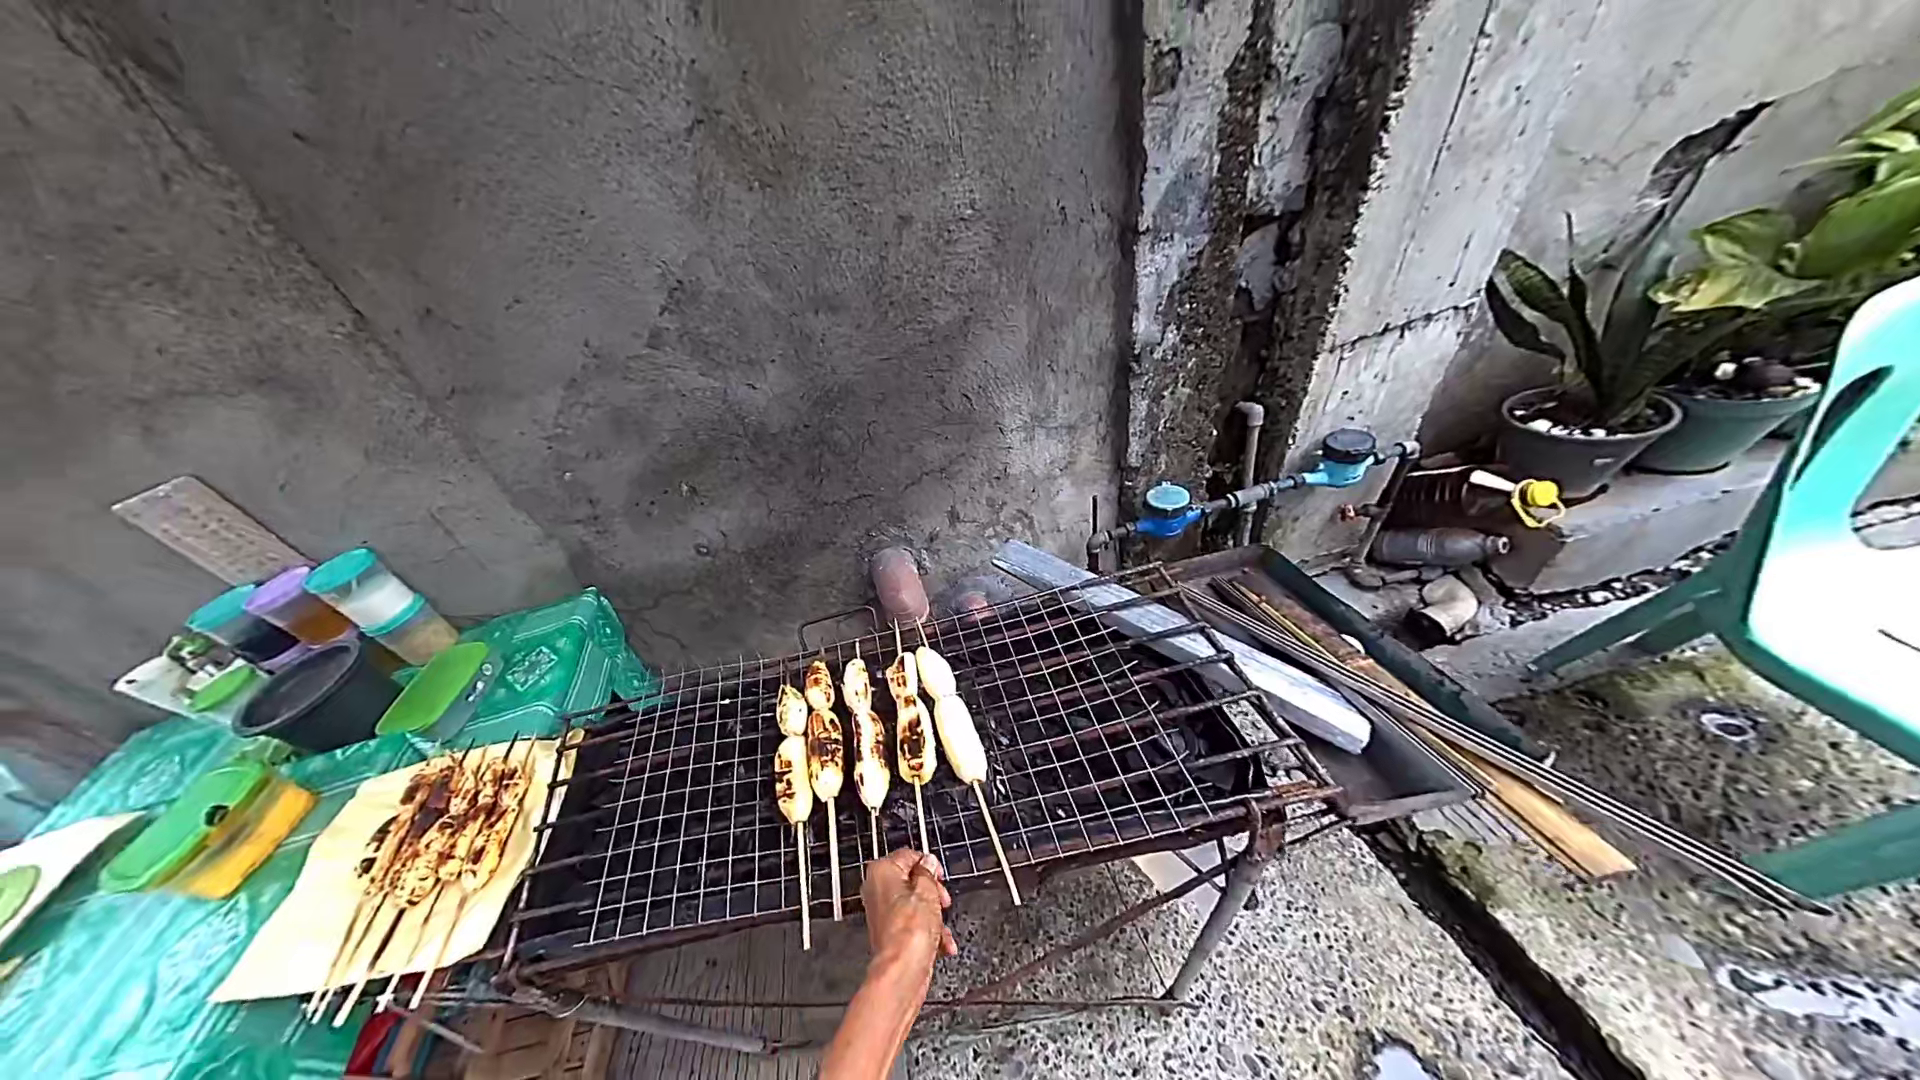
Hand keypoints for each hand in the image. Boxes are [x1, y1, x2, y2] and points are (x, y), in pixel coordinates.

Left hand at [861, 848, 957, 970]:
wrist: (902, 972)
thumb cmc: (909, 932)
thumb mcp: (928, 891)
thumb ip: (929, 872)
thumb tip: (928, 863)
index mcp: (881, 872)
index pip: (909, 855)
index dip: (928, 864)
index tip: (939, 875)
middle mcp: (877, 890)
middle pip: (912, 881)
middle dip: (933, 892)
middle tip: (942, 900)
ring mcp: (883, 913)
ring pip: (916, 904)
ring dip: (934, 915)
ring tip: (941, 927)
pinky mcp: (890, 934)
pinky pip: (913, 924)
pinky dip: (929, 931)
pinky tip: (941, 942)